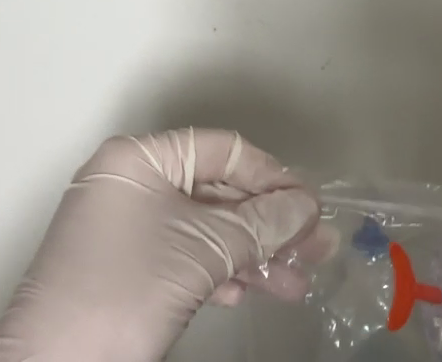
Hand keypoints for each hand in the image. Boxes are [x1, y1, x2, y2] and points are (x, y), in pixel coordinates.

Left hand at [0, 129, 320, 361]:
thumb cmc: (125, 289)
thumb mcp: (202, 251)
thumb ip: (260, 224)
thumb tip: (305, 206)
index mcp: (139, 157)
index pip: (220, 149)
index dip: (270, 175)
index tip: (311, 208)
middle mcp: (131, 180)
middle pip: (215, 190)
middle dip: (268, 221)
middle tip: (316, 248)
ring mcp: (125, 225)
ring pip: (203, 227)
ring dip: (251, 253)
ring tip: (296, 281)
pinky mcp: (124, 266)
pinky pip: (183, 254)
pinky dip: (219, 271)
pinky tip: (250, 292)